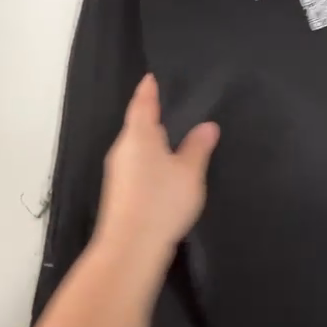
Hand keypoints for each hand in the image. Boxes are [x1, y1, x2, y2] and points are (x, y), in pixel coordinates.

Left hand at [93, 75, 218, 263]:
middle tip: (177, 104)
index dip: (149, 88)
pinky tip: (168, 167)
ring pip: (138, 146)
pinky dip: (153, 159)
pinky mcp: (121, 193)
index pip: (143, 102)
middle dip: (155, 115)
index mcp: (138, 135)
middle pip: (138, 124)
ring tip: (178, 134)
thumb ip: (198, 146)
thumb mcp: (189, 172)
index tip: (153, 76)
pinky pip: (139, 164)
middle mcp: (123, 149)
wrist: (130, 250)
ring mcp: (119, 172)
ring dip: (155, 139)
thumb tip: (207, 126)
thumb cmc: (161, 201)